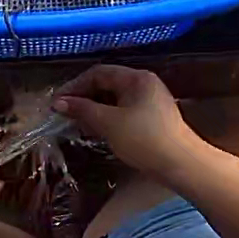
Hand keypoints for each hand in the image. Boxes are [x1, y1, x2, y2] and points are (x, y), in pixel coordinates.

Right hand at [53, 65, 203, 177]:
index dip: (75, 86)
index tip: (58, 103)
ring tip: (79, 126)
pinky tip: (99, 132)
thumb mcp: (109, 123)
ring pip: (115, 100)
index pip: (99, 73)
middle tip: (66, 115)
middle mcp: (145, 85)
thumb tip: (59, 103)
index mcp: (136, 78)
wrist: (181, 164)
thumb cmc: (144, 140)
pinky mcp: (153, 120)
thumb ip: (83, 110)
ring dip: (95, 111)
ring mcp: (151, 102)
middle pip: (107, 85)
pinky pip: (125, 112)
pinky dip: (109, 119)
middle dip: (84, 99)